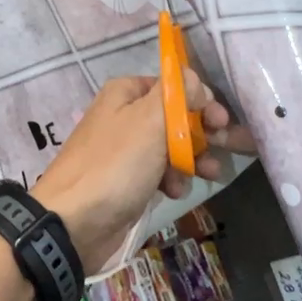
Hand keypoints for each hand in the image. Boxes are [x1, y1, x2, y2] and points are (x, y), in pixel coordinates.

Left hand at [32, 71, 254, 271]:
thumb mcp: (149, 121)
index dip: (200, 100)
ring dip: (193, 159)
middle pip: (175, 116)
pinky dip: (172, 179)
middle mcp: (125, 115)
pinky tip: (175, 192)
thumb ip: (176, 94)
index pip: (172, 86)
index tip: (221, 121)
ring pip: (171, 146)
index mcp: (126, 93)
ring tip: (210, 174)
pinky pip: (160, 172)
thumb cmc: (115, 164)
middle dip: (203, 132)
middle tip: (227, 147)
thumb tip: (194, 78)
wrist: (73, 222)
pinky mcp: (128, 180)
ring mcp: (126, 150)